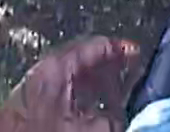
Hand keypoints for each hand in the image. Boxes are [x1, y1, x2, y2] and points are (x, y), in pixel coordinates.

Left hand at [0, 35, 142, 131]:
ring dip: (96, 89)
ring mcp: (38, 88)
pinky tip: (90, 117)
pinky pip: (65, 95)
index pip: (96, 45)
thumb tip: (119, 120)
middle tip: (129, 78)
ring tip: (113, 103)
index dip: (120, 49)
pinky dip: (82, 102)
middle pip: (86, 61)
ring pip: (76, 80)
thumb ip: (105, 122)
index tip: (137, 53)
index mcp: (60, 66)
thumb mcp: (77, 128)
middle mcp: (49, 70)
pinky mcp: (32, 106)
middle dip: (109, 70)